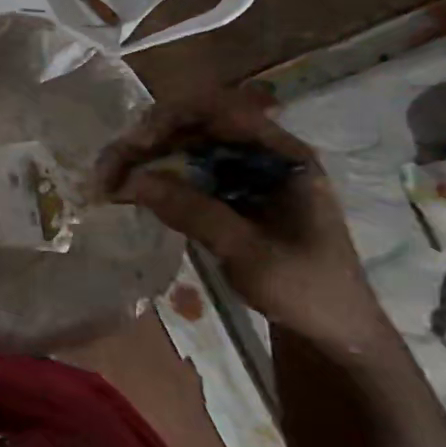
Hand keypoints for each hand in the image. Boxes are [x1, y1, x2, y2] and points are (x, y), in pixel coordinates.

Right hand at [96, 90, 380, 339]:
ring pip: (187, 148)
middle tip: (110, 167)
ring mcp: (246, 173)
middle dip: (150, 140)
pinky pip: (189, 172)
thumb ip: (195, 213)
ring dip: (148, 159)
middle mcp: (262, 152)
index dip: (174, 117)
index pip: (222, 111)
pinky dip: (159, 178)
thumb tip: (135, 181)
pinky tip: (132, 191)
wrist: (336, 336)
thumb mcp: (251, 256)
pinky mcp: (232, 194)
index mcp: (283, 153)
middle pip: (197, 125)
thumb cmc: (308, 293)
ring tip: (110, 180)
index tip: (137, 143)